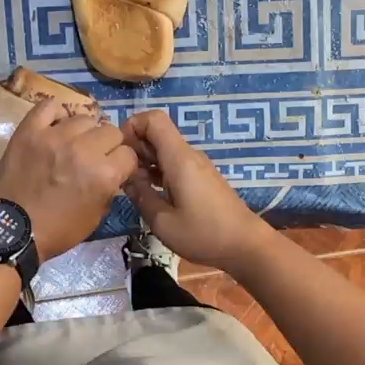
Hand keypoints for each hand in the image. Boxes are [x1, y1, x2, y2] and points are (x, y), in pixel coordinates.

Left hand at [0, 99, 137, 260]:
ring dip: (84, 132)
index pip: (129, 154)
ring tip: (73, 144)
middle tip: (94, 158)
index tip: (114, 170)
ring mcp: (54, 136)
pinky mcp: (29, 131)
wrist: (13, 230)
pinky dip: (56, 113)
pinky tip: (56, 125)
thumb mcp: (97, 216)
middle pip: (111, 131)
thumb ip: (109, 188)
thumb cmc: (59, 230)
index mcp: (104, 174)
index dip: (123, 163)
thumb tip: (112, 171)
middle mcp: (83, 149)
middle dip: (107, 146)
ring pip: (84, 118)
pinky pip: (48, 106)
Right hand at [121, 110, 275, 273]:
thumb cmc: (204, 234)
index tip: (119, 152)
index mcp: (179, 158)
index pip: (153, 119)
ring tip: (132, 188)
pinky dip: (158, 172)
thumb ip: (141, 196)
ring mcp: (197, 166)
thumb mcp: (163, 222)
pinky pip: (174, 164)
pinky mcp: (201, 178)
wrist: (245, 245)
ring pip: (164, 150)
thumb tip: (126, 178)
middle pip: (157, 133)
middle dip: (134, 148)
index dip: (131, 127)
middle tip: (121, 175)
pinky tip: (150, 194)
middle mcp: (189, 155)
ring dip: (145, 163)